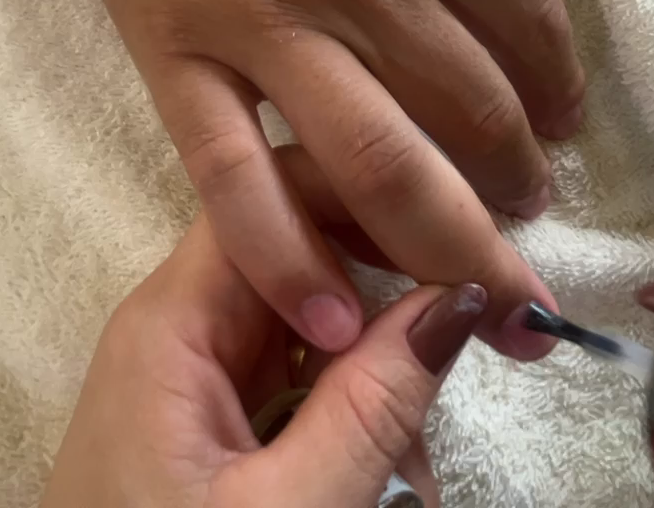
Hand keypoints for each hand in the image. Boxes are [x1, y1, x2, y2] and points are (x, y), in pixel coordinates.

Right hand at [2, 0, 582, 360]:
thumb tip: (508, 15)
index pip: (529, 22)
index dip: (562, 88)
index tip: (563, 124)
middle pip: (472, 109)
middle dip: (521, 179)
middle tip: (532, 208)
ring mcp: (263, 24)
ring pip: (378, 161)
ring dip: (447, 233)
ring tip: (478, 265)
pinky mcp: (179, 61)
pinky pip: (237, 178)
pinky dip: (287, 257)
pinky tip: (337, 317)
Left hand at [42, 215, 485, 507]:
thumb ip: (374, 404)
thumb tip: (464, 296)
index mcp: (173, 318)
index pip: (272, 197)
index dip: (364, 200)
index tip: (457, 244)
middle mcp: (180, 319)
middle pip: (297, 246)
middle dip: (389, 282)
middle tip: (480, 325)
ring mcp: (196, 364)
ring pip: (308, 310)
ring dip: (378, 358)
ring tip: (422, 445)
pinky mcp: (212, 407)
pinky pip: (297, 368)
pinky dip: (351, 400)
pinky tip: (388, 456)